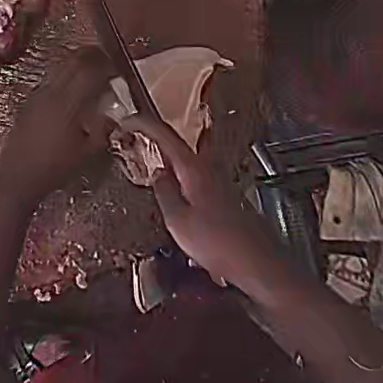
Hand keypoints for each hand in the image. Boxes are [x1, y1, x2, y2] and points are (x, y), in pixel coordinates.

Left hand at [0, 48, 115, 208]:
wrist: (17, 179)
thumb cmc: (55, 169)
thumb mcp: (89, 152)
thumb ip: (105, 128)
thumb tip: (115, 115)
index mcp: (69, 102)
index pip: (91, 69)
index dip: (107, 65)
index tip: (118, 69)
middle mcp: (52, 92)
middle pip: (74, 61)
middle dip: (93, 58)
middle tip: (107, 64)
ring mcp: (38, 95)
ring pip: (61, 67)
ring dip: (78, 66)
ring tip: (90, 76)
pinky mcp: (28, 102)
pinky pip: (51, 79)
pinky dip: (64, 78)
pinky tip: (70, 93)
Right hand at [123, 112, 284, 293]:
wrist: (256, 261)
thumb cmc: (218, 243)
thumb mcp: (178, 221)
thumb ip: (164, 192)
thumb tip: (157, 173)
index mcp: (193, 168)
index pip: (165, 135)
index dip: (144, 123)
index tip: (126, 121)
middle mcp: (207, 168)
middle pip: (176, 143)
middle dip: (153, 137)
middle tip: (132, 138)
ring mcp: (216, 180)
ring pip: (185, 159)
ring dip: (164, 156)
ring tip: (146, 162)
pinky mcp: (221, 194)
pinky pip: (192, 174)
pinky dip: (176, 172)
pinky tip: (170, 187)